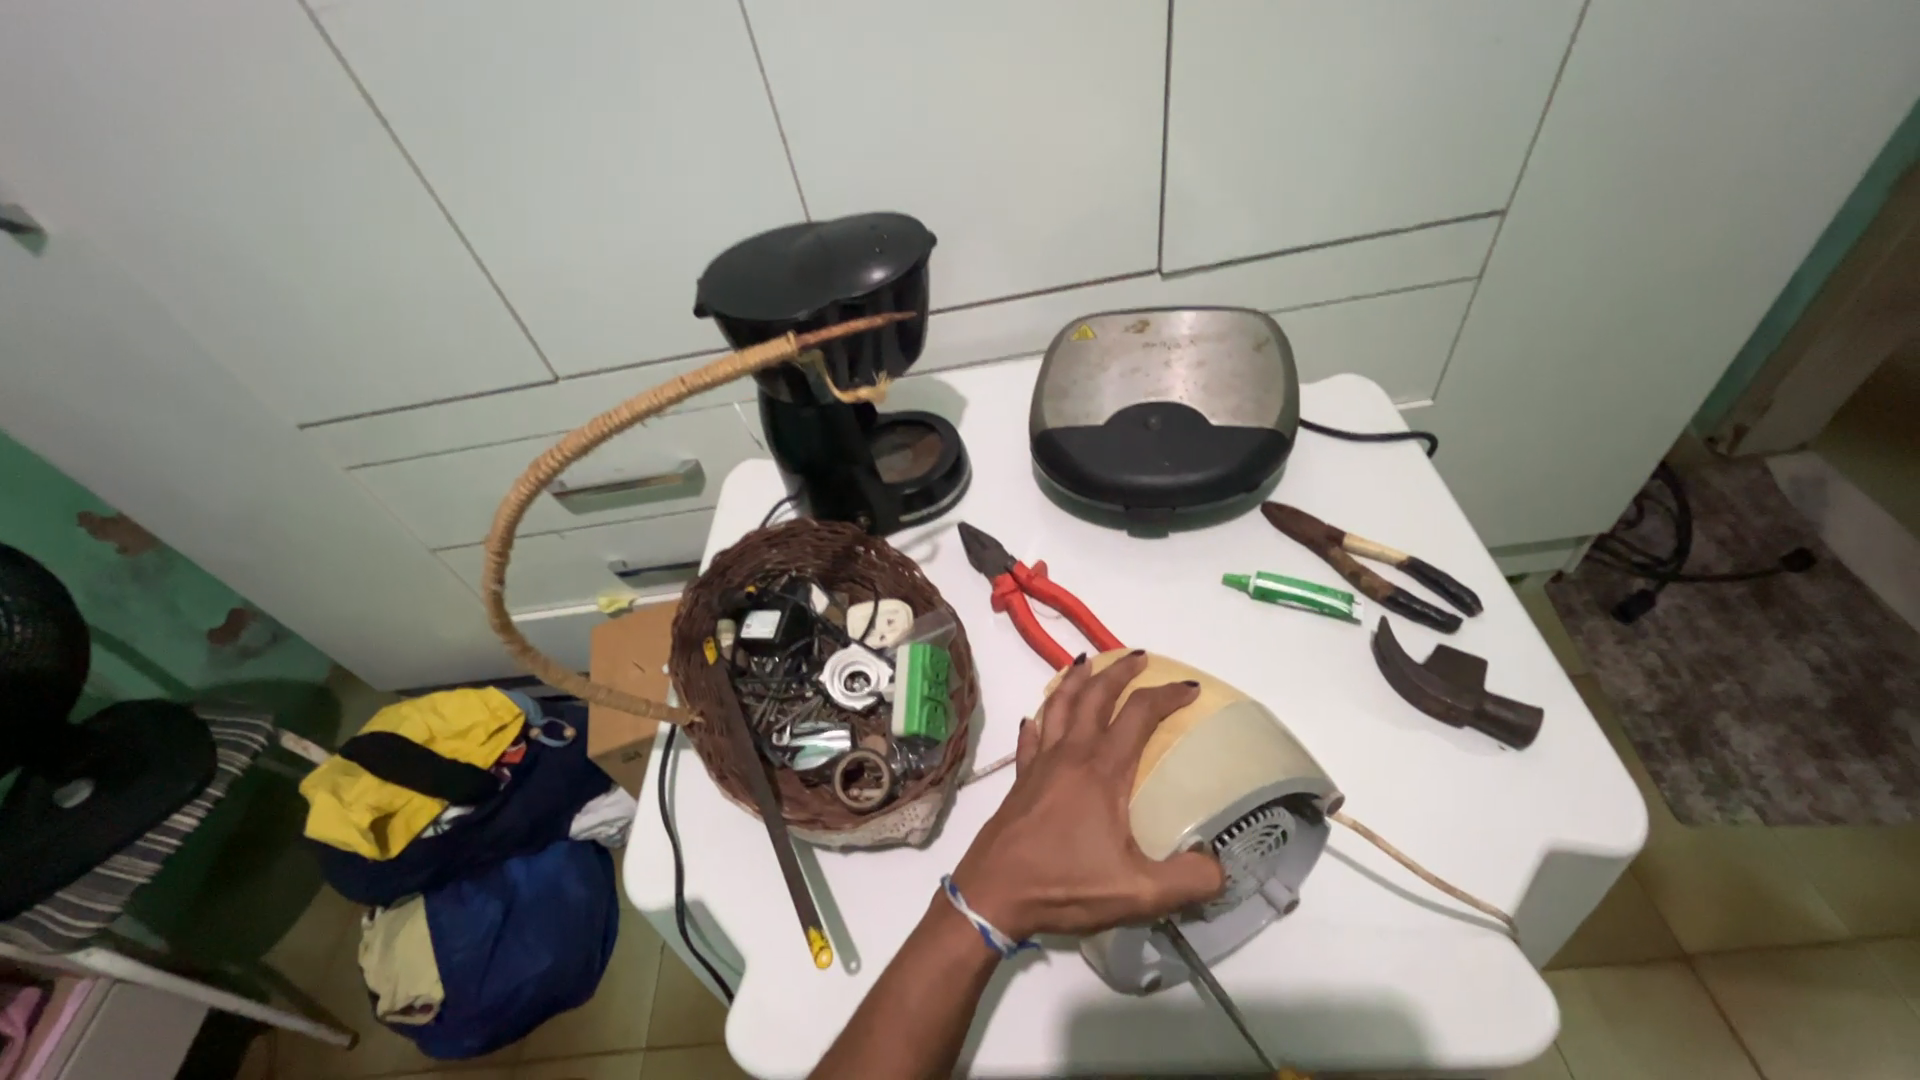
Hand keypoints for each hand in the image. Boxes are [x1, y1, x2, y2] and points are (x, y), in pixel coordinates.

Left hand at [949, 651, 1225, 941]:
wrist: (994, 894)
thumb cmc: (1065, 886)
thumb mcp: (1139, 893)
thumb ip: (1189, 880)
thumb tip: (1219, 868)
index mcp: (1103, 771)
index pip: (1139, 715)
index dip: (1166, 696)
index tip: (1189, 688)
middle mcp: (1071, 755)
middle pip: (1095, 697)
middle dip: (1119, 672)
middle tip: (1138, 657)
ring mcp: (1041, 765)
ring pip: (1058, 706)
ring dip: (1075, 681)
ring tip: (1087, 663)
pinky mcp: (1020, 781)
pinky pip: (1031, 738)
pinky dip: (1038, 720)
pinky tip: (1036, 717)